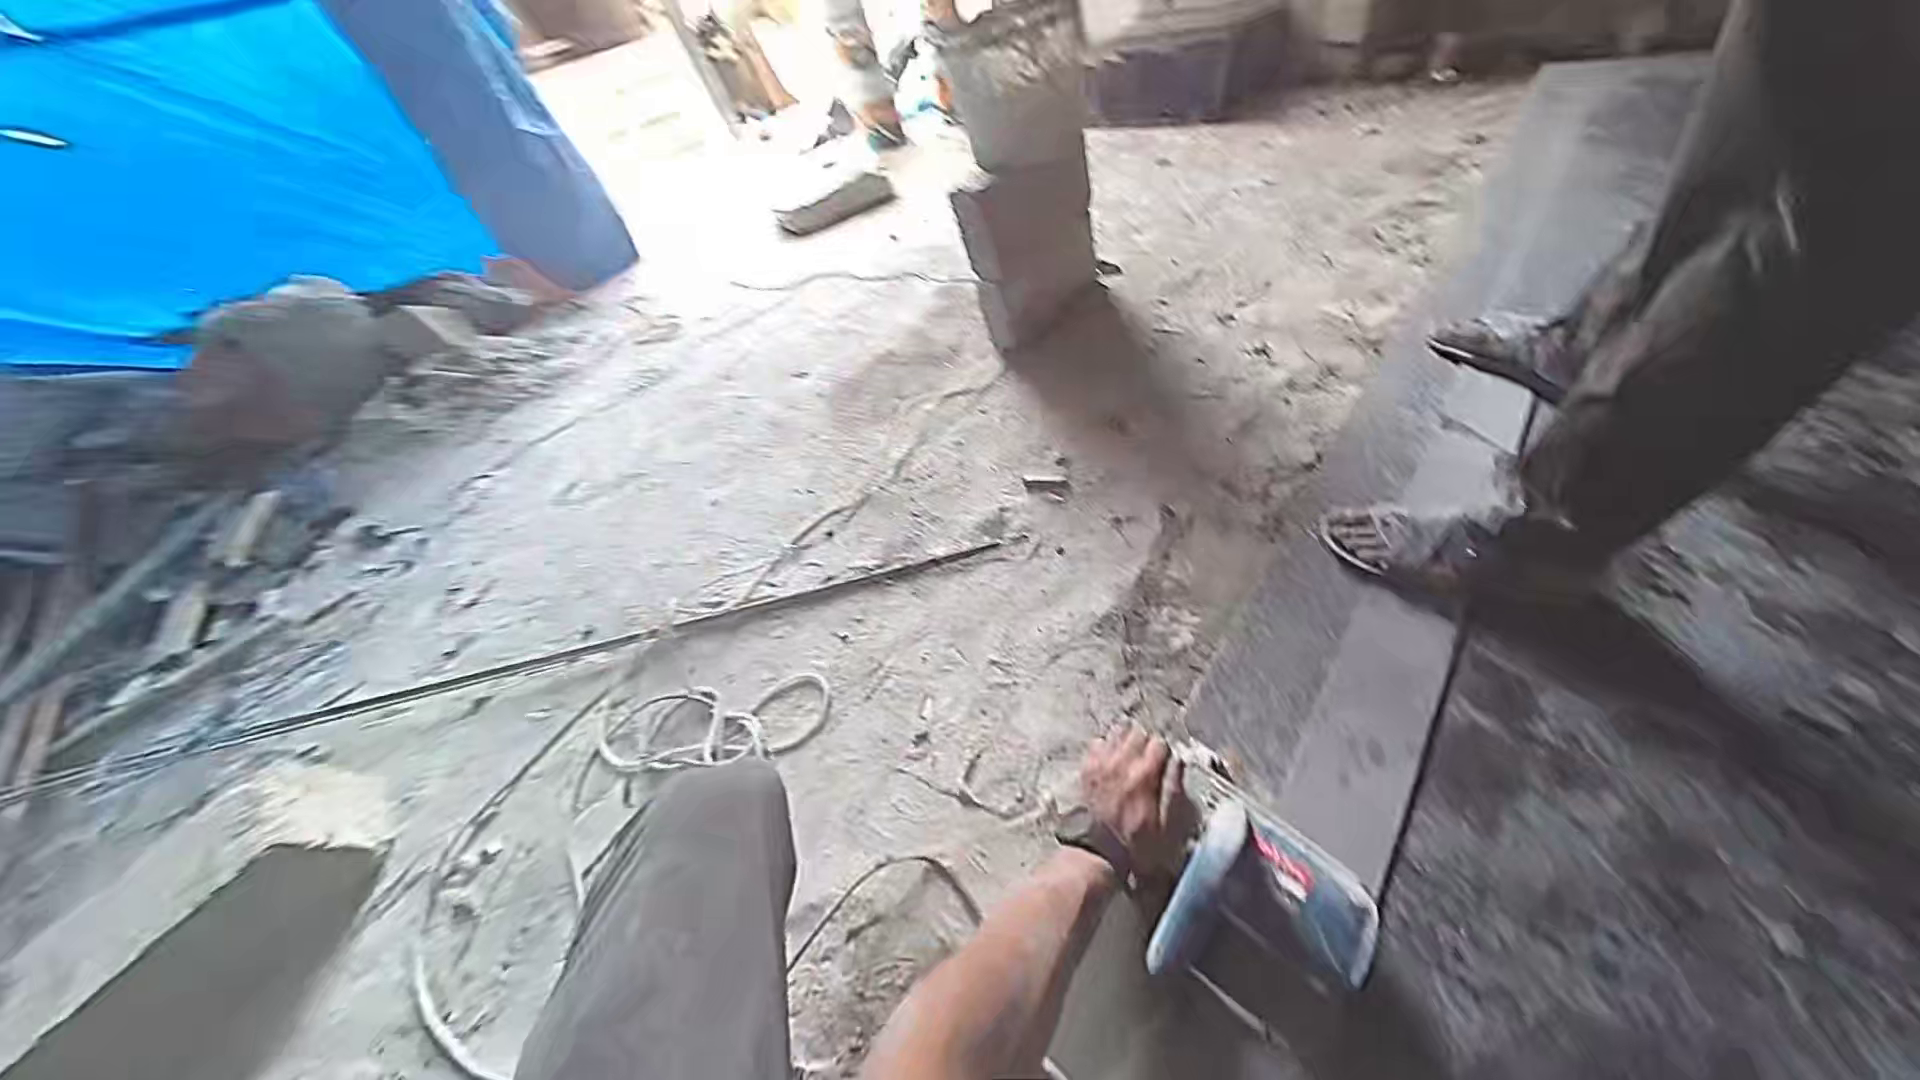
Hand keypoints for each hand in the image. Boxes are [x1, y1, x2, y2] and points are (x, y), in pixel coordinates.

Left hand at [1079, 727, 1189, 876]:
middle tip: (1147, 760)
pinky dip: (1105, 747)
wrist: (1098, 849)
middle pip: (1137, 732)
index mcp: (1144, 775)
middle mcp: (1122, 762)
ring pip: (1117, 732)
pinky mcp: (1087, 767)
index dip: (1164, 752)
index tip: (1164, 763)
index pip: (1159, 743)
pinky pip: (1097, 742)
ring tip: (1128, 757)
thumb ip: (1174, 790)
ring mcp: (1101, 762)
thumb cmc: (1135, 842)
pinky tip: (1109, 761)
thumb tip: (1178, 763)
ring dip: (1125, 741)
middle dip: (1145, 742)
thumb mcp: (1165, 825)